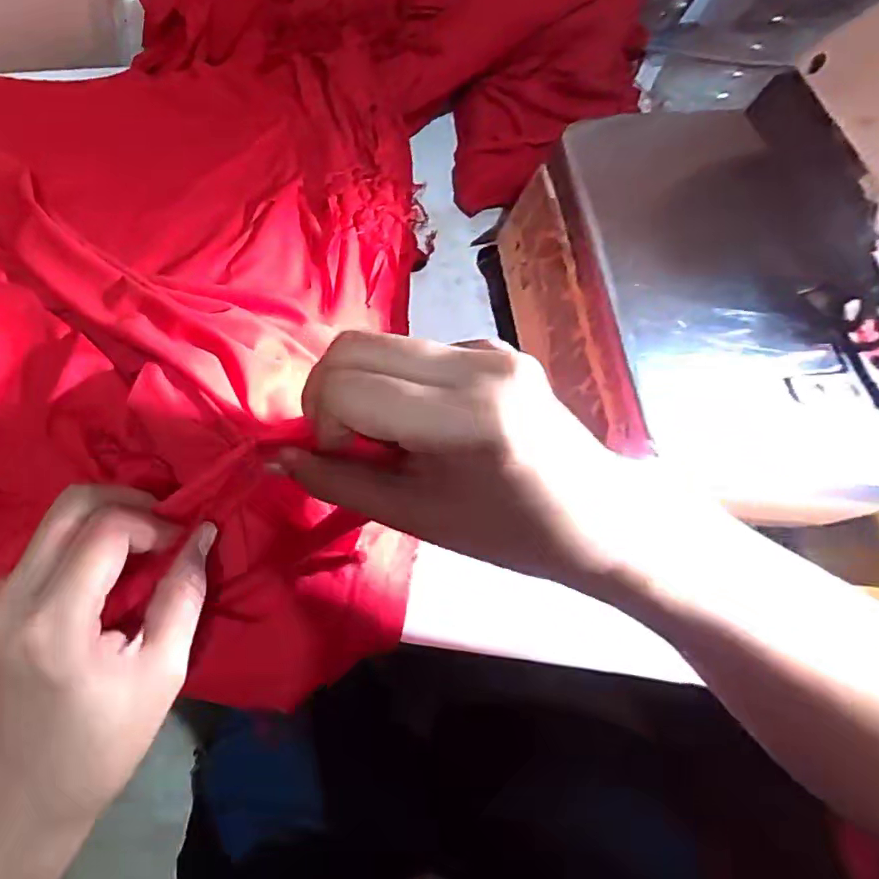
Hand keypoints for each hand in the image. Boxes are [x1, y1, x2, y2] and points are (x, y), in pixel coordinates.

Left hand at [0, 486, 212, 840]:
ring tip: (144, 547)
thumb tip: (201, 536)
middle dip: (126, 501)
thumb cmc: (101, 746)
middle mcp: (13, 595)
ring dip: (105, 518)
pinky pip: (43, 543)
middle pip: (72, 503)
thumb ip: (183, 597)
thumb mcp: (159, 677)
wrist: (24, 790)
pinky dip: (83, 540)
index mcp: (54, 623)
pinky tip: (110, 570)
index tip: (182, 540)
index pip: (104, 530)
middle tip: (165, 525)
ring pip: (56, 518)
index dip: (151, 521)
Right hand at [280, 332, 736, 597]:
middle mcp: (477, 362)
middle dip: (328, 396)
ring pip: (375, 343)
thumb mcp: (412, 516)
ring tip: (388, 435)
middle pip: (350, 347)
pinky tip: (422, 421)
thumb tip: (272, 457)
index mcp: (465, 414)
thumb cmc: (509, 534)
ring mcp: (488, 347)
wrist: (605, 520)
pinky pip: (409, 350)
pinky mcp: (491, 345)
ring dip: (358, 386)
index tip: (346, 460)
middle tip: (349, 442)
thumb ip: (335, 481)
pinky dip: (391, 382)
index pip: (346, 385)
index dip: (324, 425)